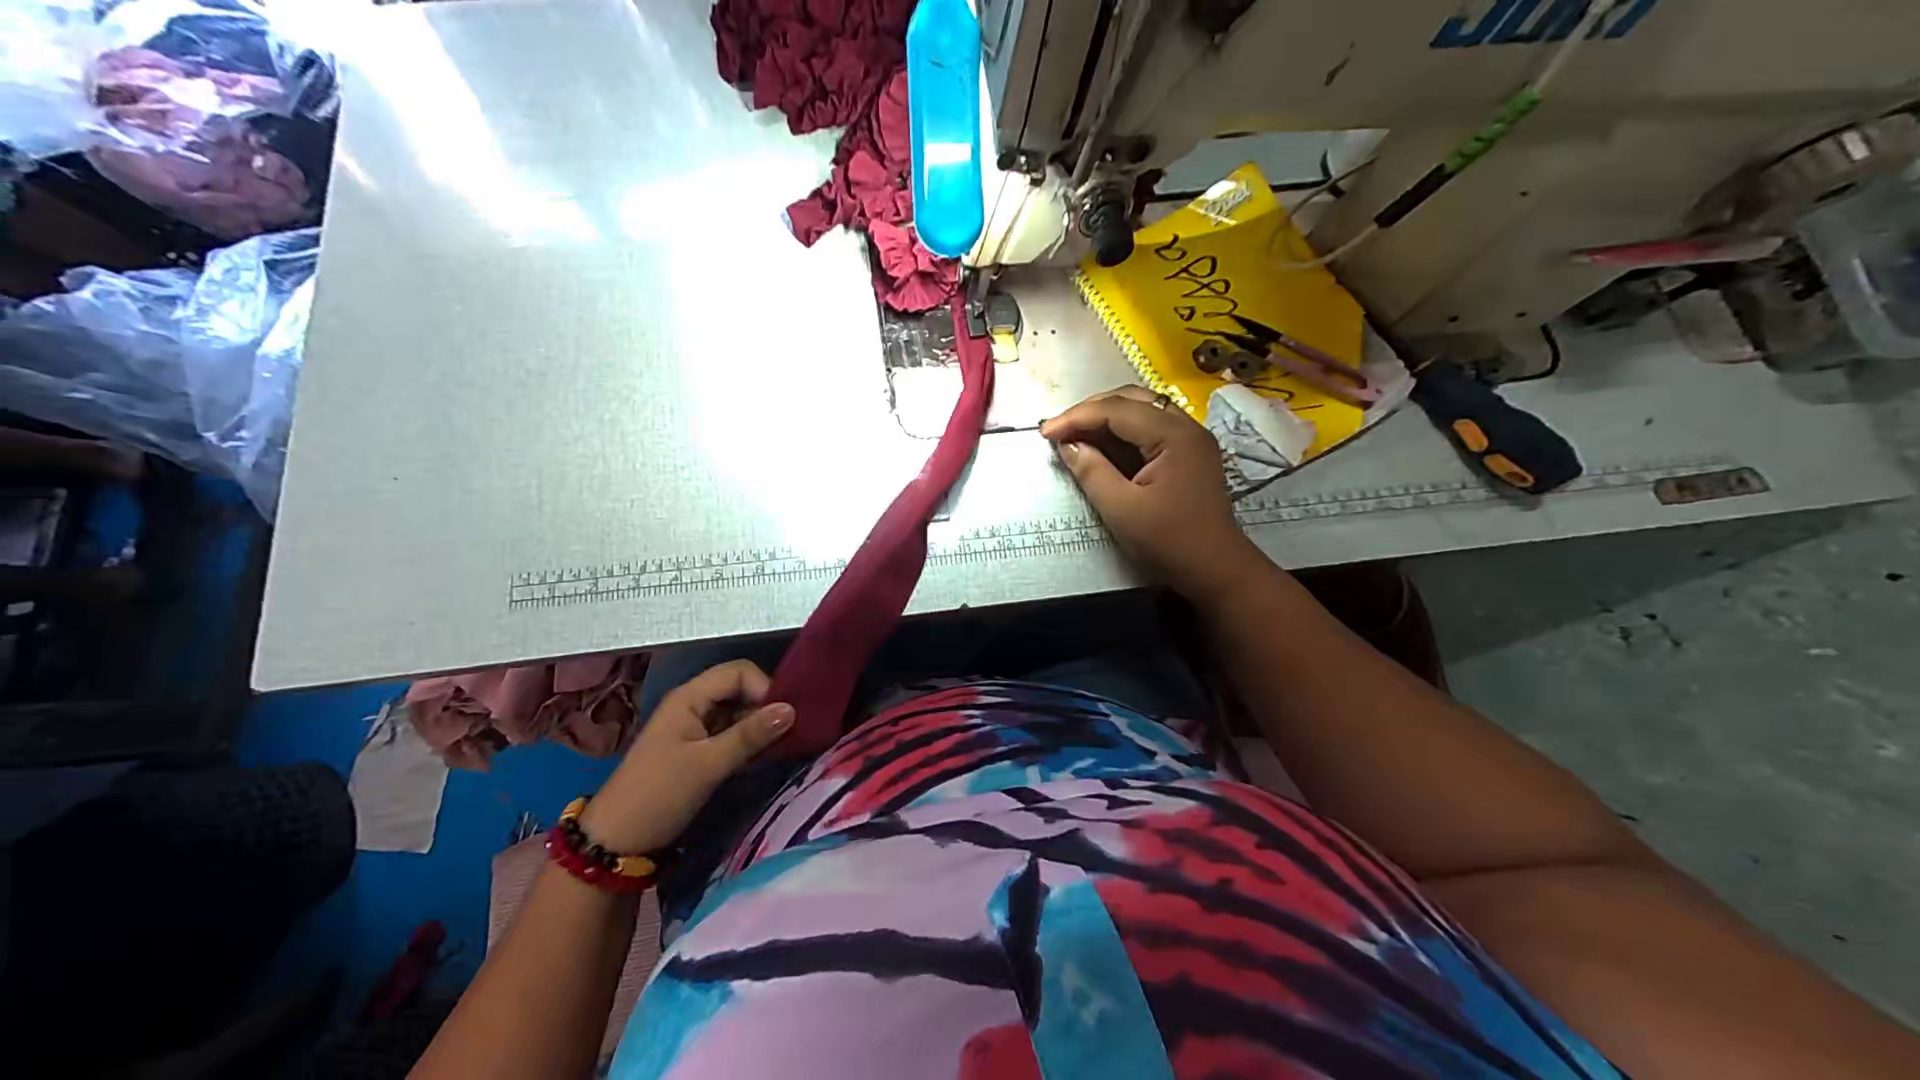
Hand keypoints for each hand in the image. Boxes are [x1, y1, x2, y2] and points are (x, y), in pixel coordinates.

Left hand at [576, 660, 792, 853]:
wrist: (617, 842)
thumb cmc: (659, 795)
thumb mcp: (709, 764)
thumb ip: (750, 735)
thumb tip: (792, 709)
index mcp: (689, 698)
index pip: (738, 672)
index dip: (763, 687)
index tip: (782, 717)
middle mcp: (693, 705)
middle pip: (739, 689)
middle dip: (765, 706)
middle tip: (787, 733)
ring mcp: (695, 728)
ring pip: (738, 713)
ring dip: (759, 727)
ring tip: (780, 746)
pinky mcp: (699, 750)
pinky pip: (732, 734)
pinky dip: (749, 742)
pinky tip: (764, 757)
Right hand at [1041, 386, 1263, 598]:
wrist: (1216, 570)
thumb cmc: (1169, 542)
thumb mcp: (1122, 510)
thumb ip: (1091, 471)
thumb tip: (1067, 445)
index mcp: (1174, 435)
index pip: (1117, 409)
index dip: (1076, 416)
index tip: (1045, 432)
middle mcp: (1187, 427)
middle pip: (1131, 399)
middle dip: (1090, 410)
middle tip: (1058, 430)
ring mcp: (1190, 439)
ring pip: (1141, 410)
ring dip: (1105, 418)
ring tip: (1073, 436)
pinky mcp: (1188, 454)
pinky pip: (1150, 429)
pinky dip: (1121, 433)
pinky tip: (1100, 446)